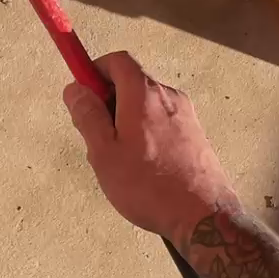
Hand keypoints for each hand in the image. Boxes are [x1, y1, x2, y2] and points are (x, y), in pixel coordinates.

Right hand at [62, 51, 238, 247]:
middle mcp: (168, 96)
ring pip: (144, 106)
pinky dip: (144, 133)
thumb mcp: (104, 152)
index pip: (117, 60)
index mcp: (143, 95)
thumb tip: (75, 89)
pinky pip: (161, 122)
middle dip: (107, 102)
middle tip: (96, 137)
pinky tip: (141, 167)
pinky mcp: (195, 134)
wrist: (203, 216)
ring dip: (125, 121)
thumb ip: (87, 115)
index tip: (82, 94)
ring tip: (119, 160)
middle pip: (130, 83)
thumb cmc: (149, 186)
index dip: (94, 71)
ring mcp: (186, 115)